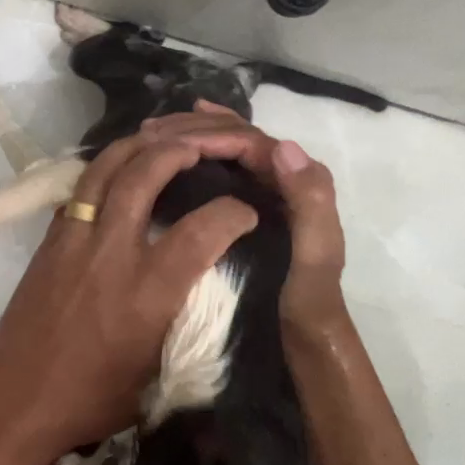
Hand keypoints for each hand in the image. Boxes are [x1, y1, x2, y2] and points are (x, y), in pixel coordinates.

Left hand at [0, 131, 259, 464]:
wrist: (20, 397)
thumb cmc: (95, 398)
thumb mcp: (160, 369)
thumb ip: (188, 319)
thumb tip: (212, 287)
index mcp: (148, 290)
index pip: (203, 228)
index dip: (233, 212)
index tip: (246, 211)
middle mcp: (110, 252)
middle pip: (145, 175)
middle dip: (180, 148)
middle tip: (204, 143)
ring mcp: (73, 240)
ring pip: (104, 170)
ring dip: (136, 145)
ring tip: (162, 136)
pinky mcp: (48, 241)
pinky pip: (79, 190)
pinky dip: (103, 170)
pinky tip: (119, 169)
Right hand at [139, 102, 349, 331]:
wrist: (307, 338)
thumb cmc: (307, 300)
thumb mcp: (315, 255)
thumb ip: (309, 201)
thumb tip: (281, 145)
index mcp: (300, 180)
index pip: (249, 141)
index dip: (207, 136)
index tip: (164, 142)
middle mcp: (285, 175)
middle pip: (237, 135)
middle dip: (194, 126)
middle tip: (149, 131)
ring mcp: (266, 188)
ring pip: (227, 144)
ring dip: (191, 132)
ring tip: (152, 134)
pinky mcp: (250, 202)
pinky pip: (222, 163)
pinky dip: (198, 147)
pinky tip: (174, 147)